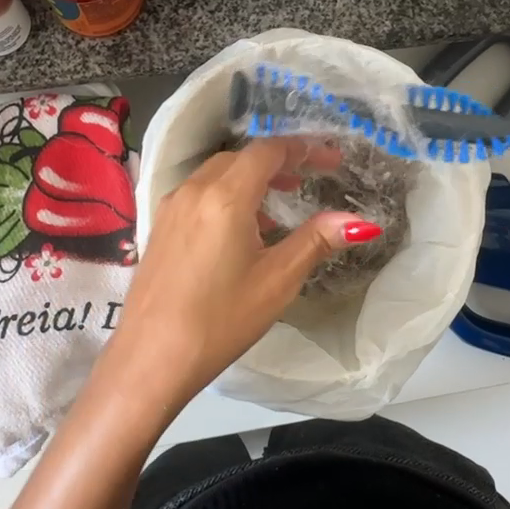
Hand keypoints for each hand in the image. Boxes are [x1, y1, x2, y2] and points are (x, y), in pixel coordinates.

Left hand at [105, 138, 378, 404]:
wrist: (149, 360)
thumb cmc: (220, 320)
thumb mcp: (277, 280)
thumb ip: (316, 241)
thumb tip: (360, 221)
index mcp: (225, 196)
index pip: (268, 151)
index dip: (304, 148)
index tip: (332, 159)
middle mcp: (194, 189)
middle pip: (242, 157)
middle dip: (279, 161)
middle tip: (310, 178)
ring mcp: (171, 207)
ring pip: (218, 173)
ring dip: (252, 177)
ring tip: (281, 202)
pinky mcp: (160, 226)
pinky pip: (199, 192)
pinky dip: (227, 193)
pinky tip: (242, 228)